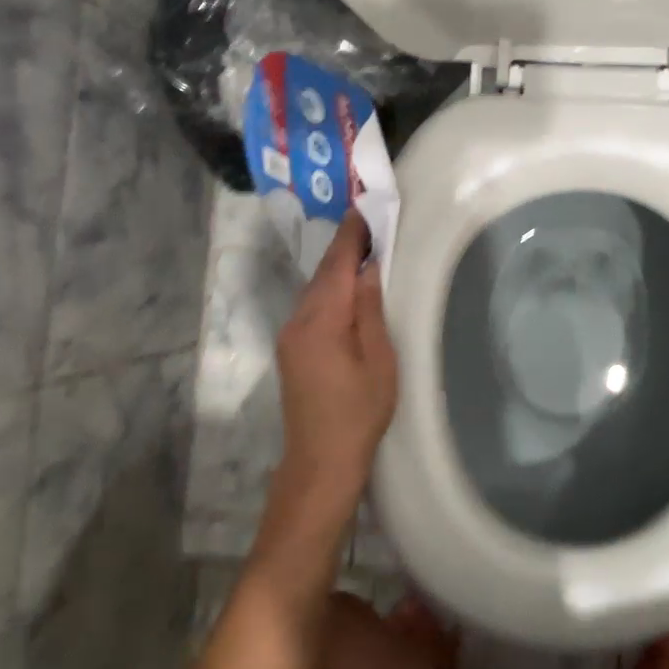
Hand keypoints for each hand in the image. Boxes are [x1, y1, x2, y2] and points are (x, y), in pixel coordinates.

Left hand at [274, 214, 397, 486]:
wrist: (320, 461)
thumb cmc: (359, 412)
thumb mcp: (379, 360)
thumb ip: (371, 311)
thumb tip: (370, 269)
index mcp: (322, 321)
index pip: (337, 265)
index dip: (351, 235)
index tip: (364, 208)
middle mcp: (298, 321)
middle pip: (323, 274)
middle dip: (344, 248)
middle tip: (371, 224)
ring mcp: (290, 336)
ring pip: (316, 290)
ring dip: (337, 269)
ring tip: (365, 250)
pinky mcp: (291, 350)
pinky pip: (312, 307)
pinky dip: (331, 290)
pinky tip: (349, 289)